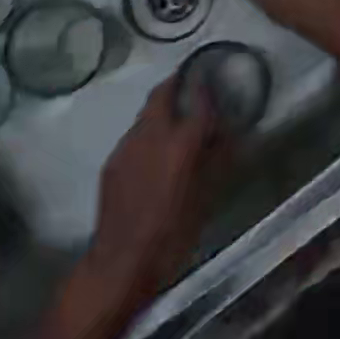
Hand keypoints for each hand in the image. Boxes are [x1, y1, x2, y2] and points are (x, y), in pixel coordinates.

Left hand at [91, 77, 219, 292]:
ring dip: (161, 109)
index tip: (213, 76)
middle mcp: (153, 134)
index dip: (207, 85)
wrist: (122, 262)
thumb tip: (228, 136)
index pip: (199, 99)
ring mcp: (127, 145)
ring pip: (145, 113)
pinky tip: (154, 153)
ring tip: (174, 122)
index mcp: (182, 142)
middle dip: (176, 83)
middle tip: (189, 84)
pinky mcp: (112, 160)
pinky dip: (147, 134)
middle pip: (162, 92)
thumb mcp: (207, 197)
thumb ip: (217, 159)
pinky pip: (134, 136)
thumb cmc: (174, 233)